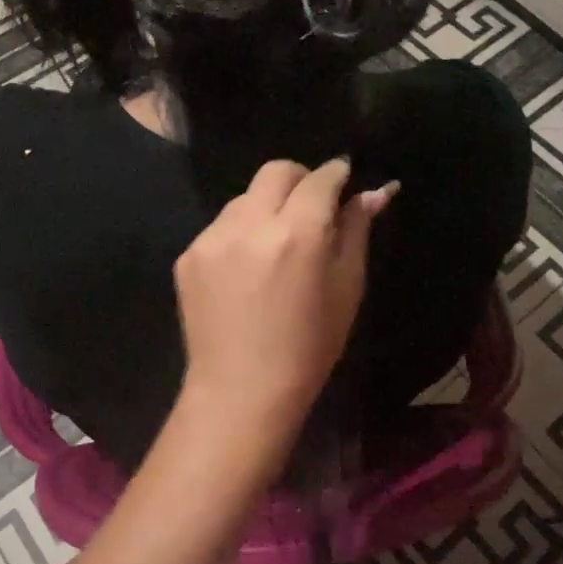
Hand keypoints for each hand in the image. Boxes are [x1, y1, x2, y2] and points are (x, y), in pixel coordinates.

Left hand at [173, 159, 395, 432]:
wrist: (241, 392)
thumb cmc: (309, 347)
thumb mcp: (347, 289)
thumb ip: (356, 232)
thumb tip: (374, 192)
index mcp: (298, 233)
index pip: (320, 178)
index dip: (337, 173)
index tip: (344, 178)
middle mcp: (250, 224)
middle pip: (276, 171)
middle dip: (300, 179)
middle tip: (312, 206)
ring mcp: (212, 238)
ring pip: (245, 197)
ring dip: (266, 207)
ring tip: (276, 245)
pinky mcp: (188, 255)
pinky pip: (220, 227)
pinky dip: (239, 234)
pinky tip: (246, 271)